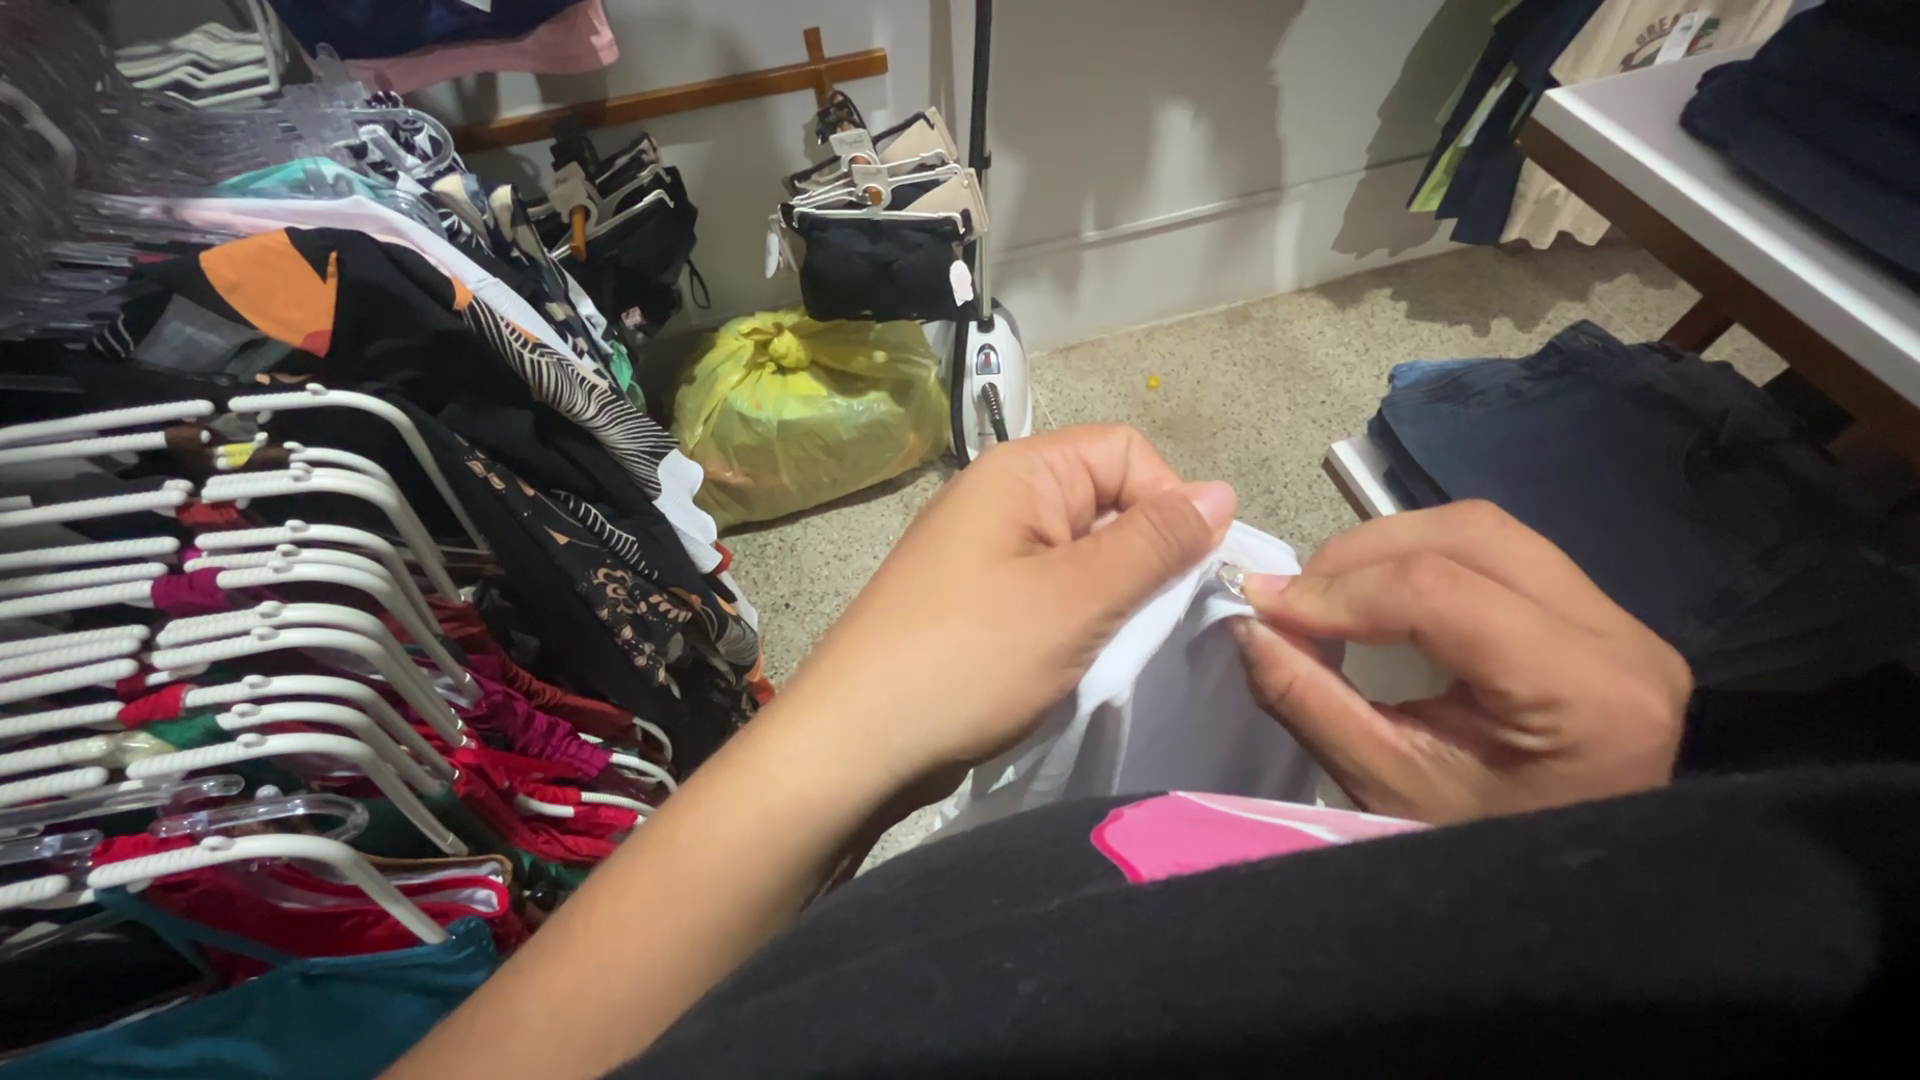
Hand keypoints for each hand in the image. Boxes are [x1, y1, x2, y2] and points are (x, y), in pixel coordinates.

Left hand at [782, 425, 1235, 794]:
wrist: (856, 741)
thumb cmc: (970, 657)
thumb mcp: (1077, 597)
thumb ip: (1153, 542)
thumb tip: (1221, 491)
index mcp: (1020, 472)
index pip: (1127, 452)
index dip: (1169, 502)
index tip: (1187, 574)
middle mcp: (999, 498)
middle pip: (1104, 499)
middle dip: (1143, 554)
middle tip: (1153, 620)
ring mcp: (983, 551)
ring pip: (1080, 551)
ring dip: (1111, 593)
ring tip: (1113, 644)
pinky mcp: (975, 600)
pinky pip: (1047, 589)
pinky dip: (1076, 617)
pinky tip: (1078, 657)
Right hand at [1231, 500, 1688, 824]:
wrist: (1569, 882)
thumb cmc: (1479, 849)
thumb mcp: (1383, 785)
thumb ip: (1307, 699)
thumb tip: (1246, 624)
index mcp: (1583, 692)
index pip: (1442, 593)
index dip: (1339, 590)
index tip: (1262, 604)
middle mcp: (1619, 637)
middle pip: (1470, 537)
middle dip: (1360, 555)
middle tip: (1293, 596)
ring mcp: (1617, 618)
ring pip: (1482, 531)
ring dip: (1387, 548)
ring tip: (1328, 593)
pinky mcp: (1595, 614)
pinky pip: (1493, 552)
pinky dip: (1417, 558)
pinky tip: (1377, 594)